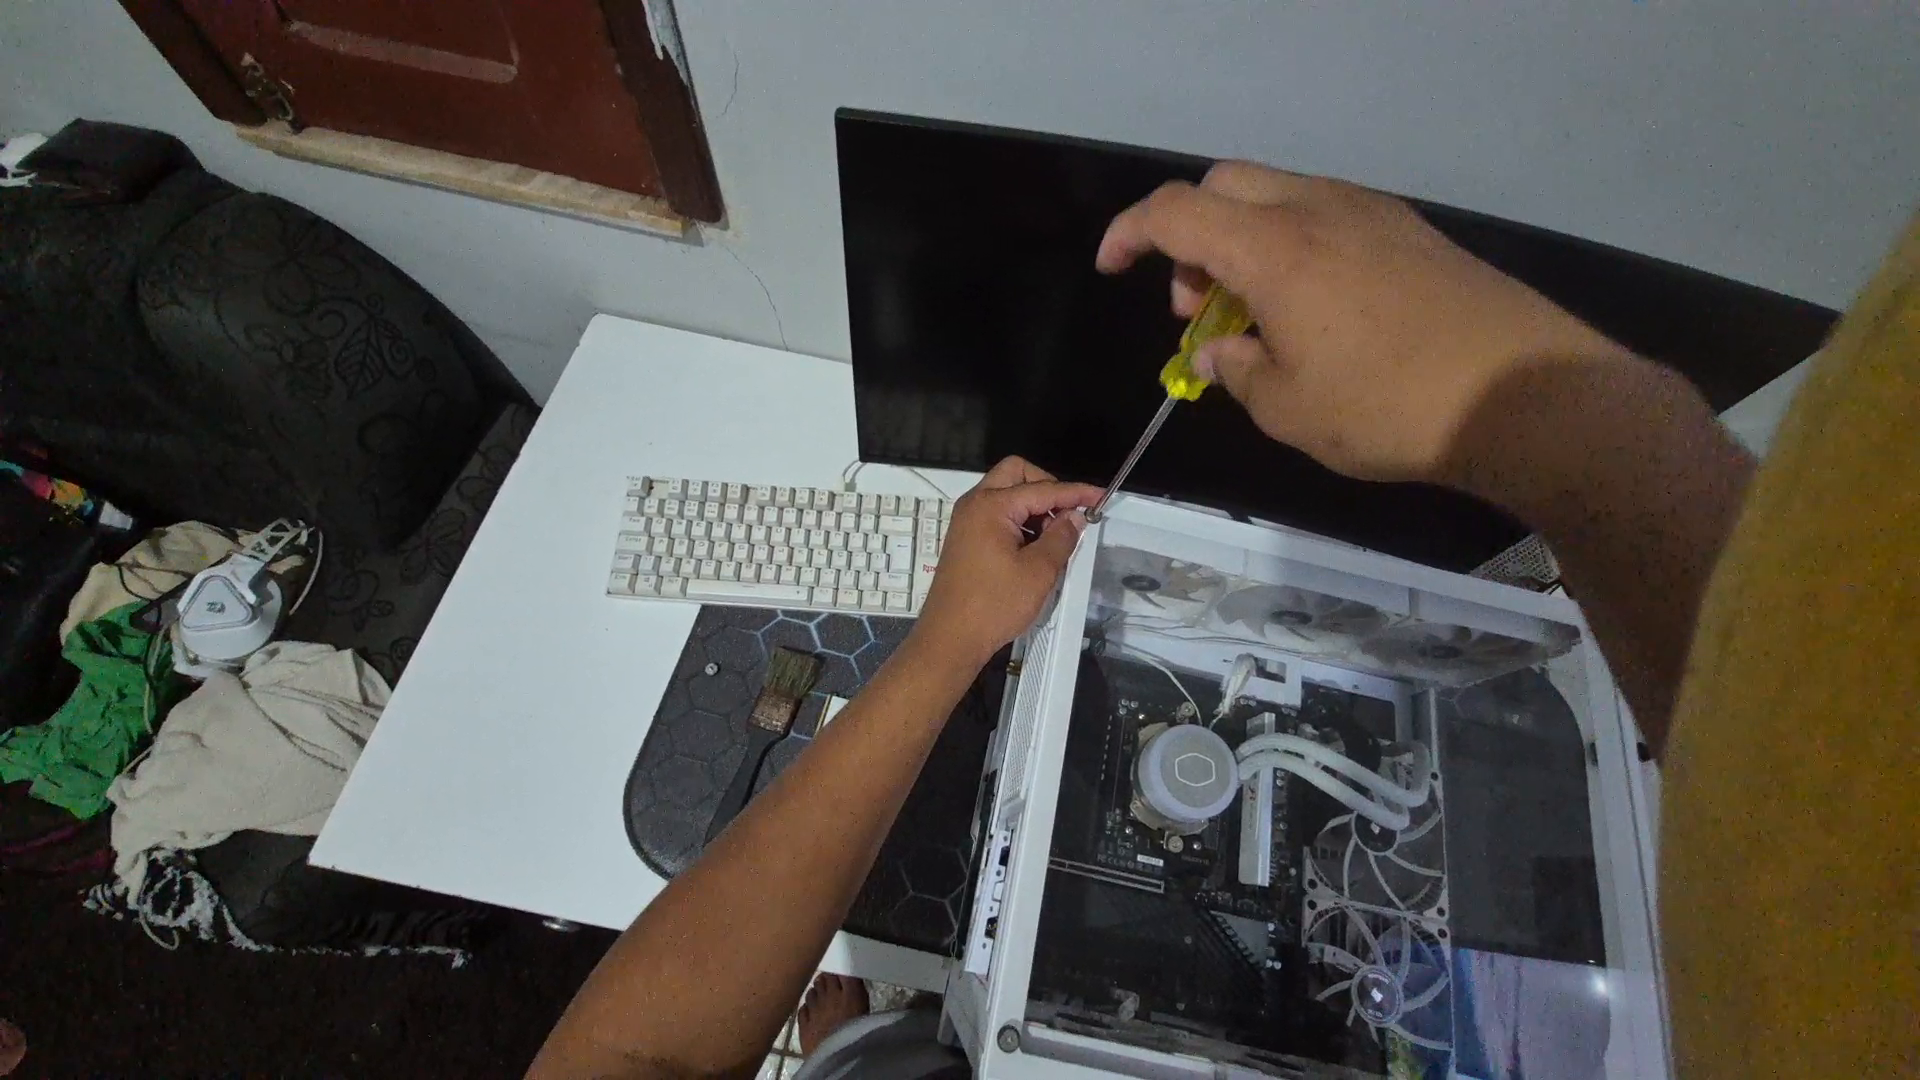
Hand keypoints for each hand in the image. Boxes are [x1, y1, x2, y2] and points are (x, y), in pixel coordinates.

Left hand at [911, 457, 1100, 666]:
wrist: (950, 638)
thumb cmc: (994, 605)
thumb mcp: (1038, 572)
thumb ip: (1061, 538)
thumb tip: (1074, 517)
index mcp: (991, 505)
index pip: (1042, 489)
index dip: (1075, 492)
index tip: (1101, 496)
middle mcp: (974, 504)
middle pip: (1016, 474)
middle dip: (1047, 487)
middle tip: (1068, 514)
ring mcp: (966, 521)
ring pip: (1005, 493)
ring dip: (1032, 506)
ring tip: (1054, 539)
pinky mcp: (965, 538)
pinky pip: (996, 514)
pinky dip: (1018, 521)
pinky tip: (1034, 548)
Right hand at [1096, 162, 1635, 485]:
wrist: (1528, 397)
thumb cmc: (1386, 407)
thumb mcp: (1286, 408)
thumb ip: (1237, 371)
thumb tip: (1219, 353)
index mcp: (1275, 250)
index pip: (1177, 212)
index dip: (1130, 233)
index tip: (1111, 267)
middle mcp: (1319, 211)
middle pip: (1225, 185)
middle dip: (1187, 236)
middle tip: (1193, 305)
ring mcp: (1372, 214)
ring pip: (1276, 196)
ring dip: (1238, 243)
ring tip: (1249, 317)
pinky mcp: (1408, 233)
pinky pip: (1322, 216)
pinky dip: (1287, 248)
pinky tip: (1305, 310)